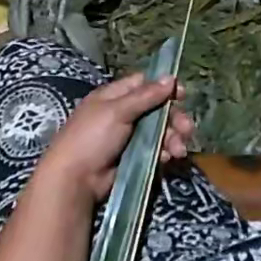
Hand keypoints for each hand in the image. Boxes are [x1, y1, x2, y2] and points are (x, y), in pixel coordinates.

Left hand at [37, 74, 194, 202]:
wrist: (74, 182)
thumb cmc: (91, 139)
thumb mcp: (117, 112)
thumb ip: (146, 95)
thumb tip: (171, 78)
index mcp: (114, 97)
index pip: (145, 84)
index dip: (164, 87)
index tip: (182, 95)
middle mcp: (123, 113)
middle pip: (158, 108)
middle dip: (174, 118)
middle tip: (187, 129)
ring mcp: (128, 136)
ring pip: (160, 129)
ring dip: (173, 137)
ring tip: (178, 150)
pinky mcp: (133, 155)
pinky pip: (156, 148)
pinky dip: (164, 151)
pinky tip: (167, 158)